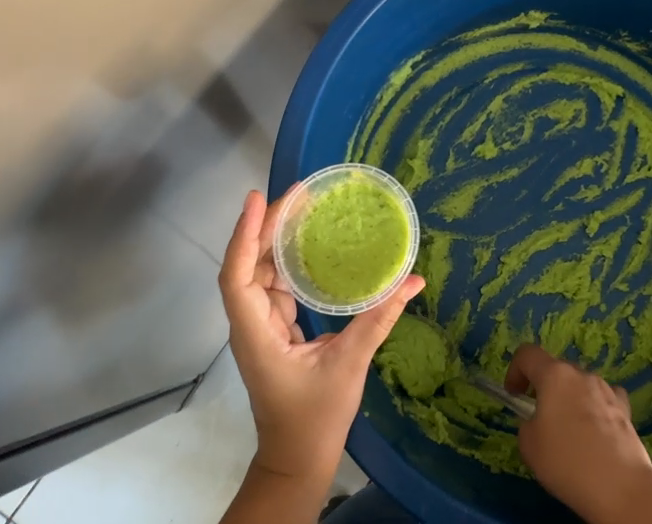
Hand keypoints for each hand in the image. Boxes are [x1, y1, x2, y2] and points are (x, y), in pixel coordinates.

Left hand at [219, 189, 423, 482]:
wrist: (298, 459)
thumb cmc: (315, 418)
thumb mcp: (349, 365)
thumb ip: (378, 320)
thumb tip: (413, 279)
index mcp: (255, 332)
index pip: (237, 275)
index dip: (244, 235)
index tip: (257, 198)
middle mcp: (251, 323)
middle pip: (248, 264)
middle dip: (267, 225)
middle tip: (300, 192)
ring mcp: (261, 326)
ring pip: (261, 272)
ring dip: (276, 239)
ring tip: (304, 207)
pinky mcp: (275, 330)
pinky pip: (276, 285)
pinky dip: (288, 260)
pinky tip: (310, 244)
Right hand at [505, 344, 651, 523]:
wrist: (619, 485)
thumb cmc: (566, 461)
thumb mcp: (529, 444)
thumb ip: (528, 423)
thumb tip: (540, 421)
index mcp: (554, 375)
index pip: (527, 354)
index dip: (514, 370)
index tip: (513, 395)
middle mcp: (581, 374)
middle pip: (556, 370)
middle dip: (544, 389)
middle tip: (540, 420)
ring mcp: (606, 389)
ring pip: (580, 385)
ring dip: (570, 400)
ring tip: (570, 433)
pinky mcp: (625, 408)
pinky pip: (603, 399)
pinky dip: (595, 409)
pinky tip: (596, 432)